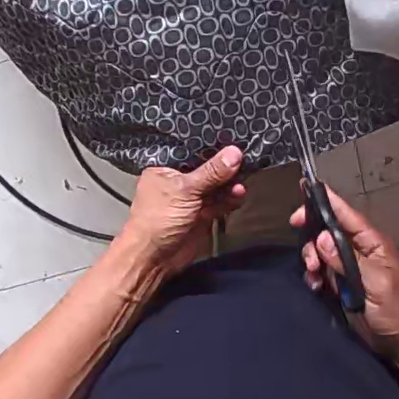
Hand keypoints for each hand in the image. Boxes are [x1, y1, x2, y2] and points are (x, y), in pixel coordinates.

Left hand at [115, 145, 247, 277]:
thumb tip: (234, 153)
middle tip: (243, 161)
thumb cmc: (158, 220)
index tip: (233, 140)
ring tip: (240, 184)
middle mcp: (178, 181)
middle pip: (208, 169)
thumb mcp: (186, 190)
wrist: (154, 258)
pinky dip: (230, 199)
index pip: (192, 151)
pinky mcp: (202, 215)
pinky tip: (239, 195)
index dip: (212, 146)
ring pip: (216, 186)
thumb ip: (212, 172)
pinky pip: (220, 203)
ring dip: (230, 185)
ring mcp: (191, 199)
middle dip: (225, 167)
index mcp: (165, 168)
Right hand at [290, 186, 398, 354]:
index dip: (326, 202)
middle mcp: (358, 251)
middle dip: (313, 239)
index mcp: (372, 243)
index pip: (346, 215)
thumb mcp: (376, 283)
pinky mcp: (340, 285)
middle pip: (327, 231)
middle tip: (309, 258)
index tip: (304, 190)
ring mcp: (348, 268)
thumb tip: (322, 238)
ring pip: (320, 252)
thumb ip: (347, 260)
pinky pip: (319, 272)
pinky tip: (315, 286)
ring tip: (314, 275)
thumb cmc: (398, 310)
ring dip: (311, 260)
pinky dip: (313, 277)